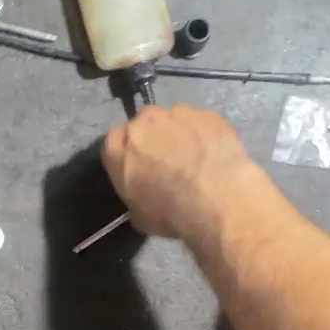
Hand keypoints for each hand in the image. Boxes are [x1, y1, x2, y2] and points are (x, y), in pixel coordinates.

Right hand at [102, 105, 261, 241]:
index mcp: (118, 148)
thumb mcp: (138, 216)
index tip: (137, 169)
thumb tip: (143, 196)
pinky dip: (203, 136)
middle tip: (165, 164)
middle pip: (143, 126)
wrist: (217, 201)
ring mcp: (177, 113)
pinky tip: (213, 156)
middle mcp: (144, 122)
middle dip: (151, 141)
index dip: (126, 156)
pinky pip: (200, 123)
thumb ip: (134, 195)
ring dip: (178, 136)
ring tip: (194, 161)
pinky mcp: (207, 113)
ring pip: (173, 121)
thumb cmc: (169, 213)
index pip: (113, 142)